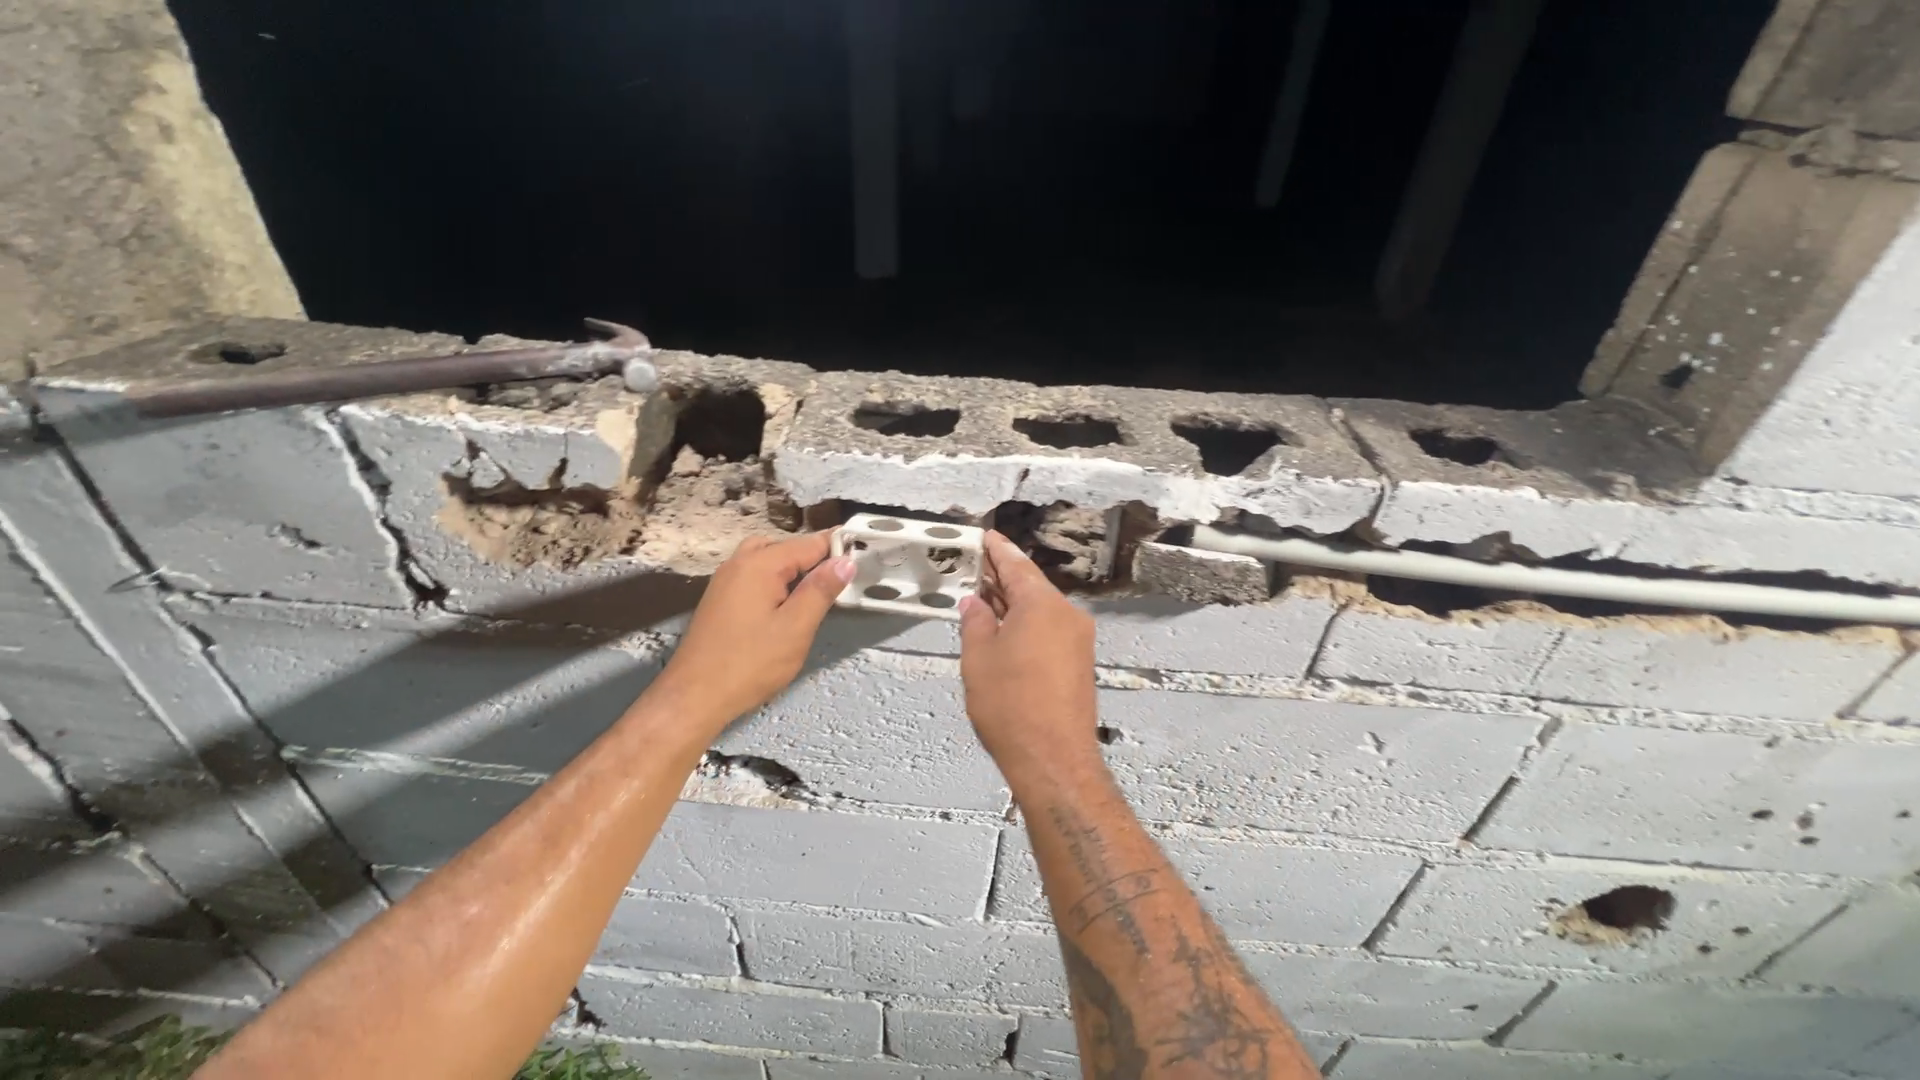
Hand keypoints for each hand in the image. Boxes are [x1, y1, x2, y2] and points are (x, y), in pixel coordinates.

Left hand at [650, 531, 852, 726]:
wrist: (695, 696)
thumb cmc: (749, 663)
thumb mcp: (796, 628)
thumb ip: (821, 590)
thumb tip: (845, 561)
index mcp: (759, 564)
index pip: (808, 544)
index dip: (837, 548)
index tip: (863, 555)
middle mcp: (738, 564)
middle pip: (785, 548)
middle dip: (813, 558)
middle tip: (839, 581)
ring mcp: (725, 582)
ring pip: (767, 561)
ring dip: (792, 570)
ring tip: (814, 595)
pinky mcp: (719, 601)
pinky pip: (753, 577)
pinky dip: (774, 583)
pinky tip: (785, 608)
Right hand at [958, 532, 1101, 789]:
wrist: (1053, 759)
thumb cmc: (1009, 704)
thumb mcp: (979, 659)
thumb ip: (976, 622)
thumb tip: (975, 602)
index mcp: (1042, 605)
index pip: (1017, 565)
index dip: (998, 550)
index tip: (986, 536)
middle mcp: (1067, 614)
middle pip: (1032, 586)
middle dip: (1004, 577)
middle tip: (975, 567)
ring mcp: (1078, 640)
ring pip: (1042, 609)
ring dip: (1015, 603)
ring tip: (983, 598)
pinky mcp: (1080, 663)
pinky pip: (1051, 630)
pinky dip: (1028, 623)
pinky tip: (1006, 630)